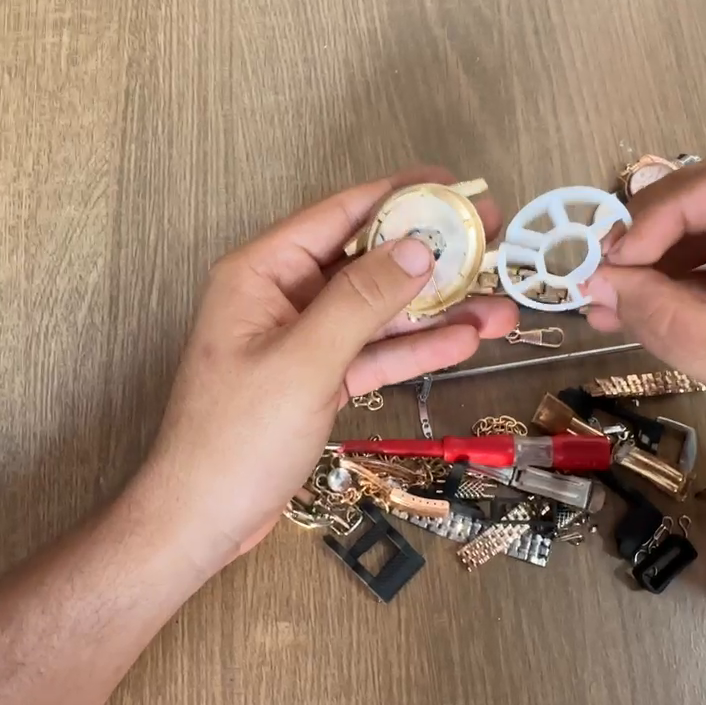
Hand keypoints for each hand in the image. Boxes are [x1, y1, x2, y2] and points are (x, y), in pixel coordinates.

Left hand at [135, 168, 518, 571]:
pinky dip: (414, 349)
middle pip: (367, 261)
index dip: (401, 195)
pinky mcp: (318, 379)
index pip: (339, 215)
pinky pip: (372, 352)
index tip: (457, 186)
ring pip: (378, 311)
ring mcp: (303, 340)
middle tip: (494, 240)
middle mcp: (282, 296)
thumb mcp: (304, 361)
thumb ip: (361, 301)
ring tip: (501, 304)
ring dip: (436, 309)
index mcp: (262, 272)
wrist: (204, 518)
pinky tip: (465, 339)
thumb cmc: (237, 438)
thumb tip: (418, 248)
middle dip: (431, 253)